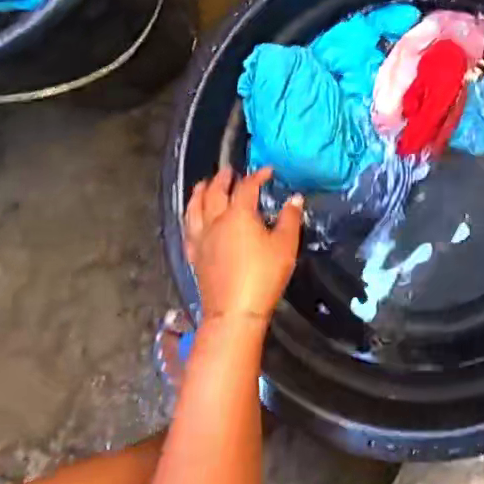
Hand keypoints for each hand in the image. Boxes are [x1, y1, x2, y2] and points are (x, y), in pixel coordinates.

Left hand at [183, 167, 301, 324]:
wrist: (234, 312)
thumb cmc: (263, 276)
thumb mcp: (285, 246)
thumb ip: (290, 219)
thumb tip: (294, 199)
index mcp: (238, 214)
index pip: (247, 187)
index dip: (257, 176)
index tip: (267, 170)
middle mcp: (216, 221)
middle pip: (215, 192)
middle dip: (222, 179)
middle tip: (228, 171)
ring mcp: (202, 238)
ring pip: (195, 208)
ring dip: (200, 193)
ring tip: (203, 185)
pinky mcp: (195, 255)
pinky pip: (188, 229)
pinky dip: (190, 217)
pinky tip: (192, 219)